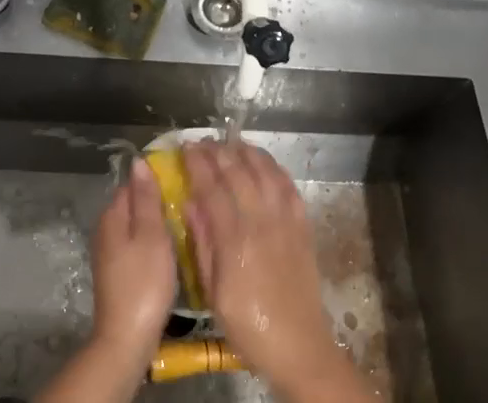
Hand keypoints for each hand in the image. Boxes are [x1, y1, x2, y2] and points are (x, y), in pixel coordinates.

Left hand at [89, 157, 176, 366]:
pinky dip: (152, 243)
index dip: (155, 178)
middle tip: (188, 201)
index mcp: (112, 217)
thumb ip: (146, 199)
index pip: (132, 183)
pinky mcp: (117, 273)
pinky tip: (170, 250)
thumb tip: (138, 161)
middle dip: (157, 200)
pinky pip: (136, 245)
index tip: (182, 180)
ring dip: (156, 223)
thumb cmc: (143, 283)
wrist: (127, 338)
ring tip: (184, 223)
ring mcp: (109, 254)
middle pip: (133, 204)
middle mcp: (106, 230)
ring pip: (135, 226)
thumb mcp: (151, 236)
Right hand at [183, 140, 371, 400]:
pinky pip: (288, 185)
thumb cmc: (247, 325)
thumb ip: (202, 244)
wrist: (298, 345)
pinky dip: (273, 168)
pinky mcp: (303, 226)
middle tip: (202, 141)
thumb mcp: (213, 292)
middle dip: (218, 151)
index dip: (197, 164)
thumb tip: (190, 203)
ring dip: (246, 152)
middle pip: (238, 172)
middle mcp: (261, 222)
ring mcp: (286, 221)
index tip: (185, 148)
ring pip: (265, 172)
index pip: (212, 188)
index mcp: (235, 240)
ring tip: (230, 142)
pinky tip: (262, 162)